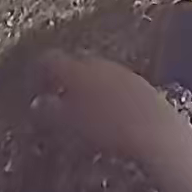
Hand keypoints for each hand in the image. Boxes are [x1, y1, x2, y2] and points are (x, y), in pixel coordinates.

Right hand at [31, 51, 191, 171]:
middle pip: (74, 62)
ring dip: (86, 84)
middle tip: (56, 95)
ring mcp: (120, 71)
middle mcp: (97, 63)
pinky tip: (108, 111)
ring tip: (81, 106)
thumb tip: (37, 103)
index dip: (39, 70)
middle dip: (63, 77)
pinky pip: (114, 82)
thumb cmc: (106, 128)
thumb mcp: (71, 124)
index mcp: (75, 69)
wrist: (157, 132)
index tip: (34, 84)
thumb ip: (51, 111)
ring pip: (96, 72)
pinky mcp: (140, 84)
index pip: (49, 59)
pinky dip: (106, 92)